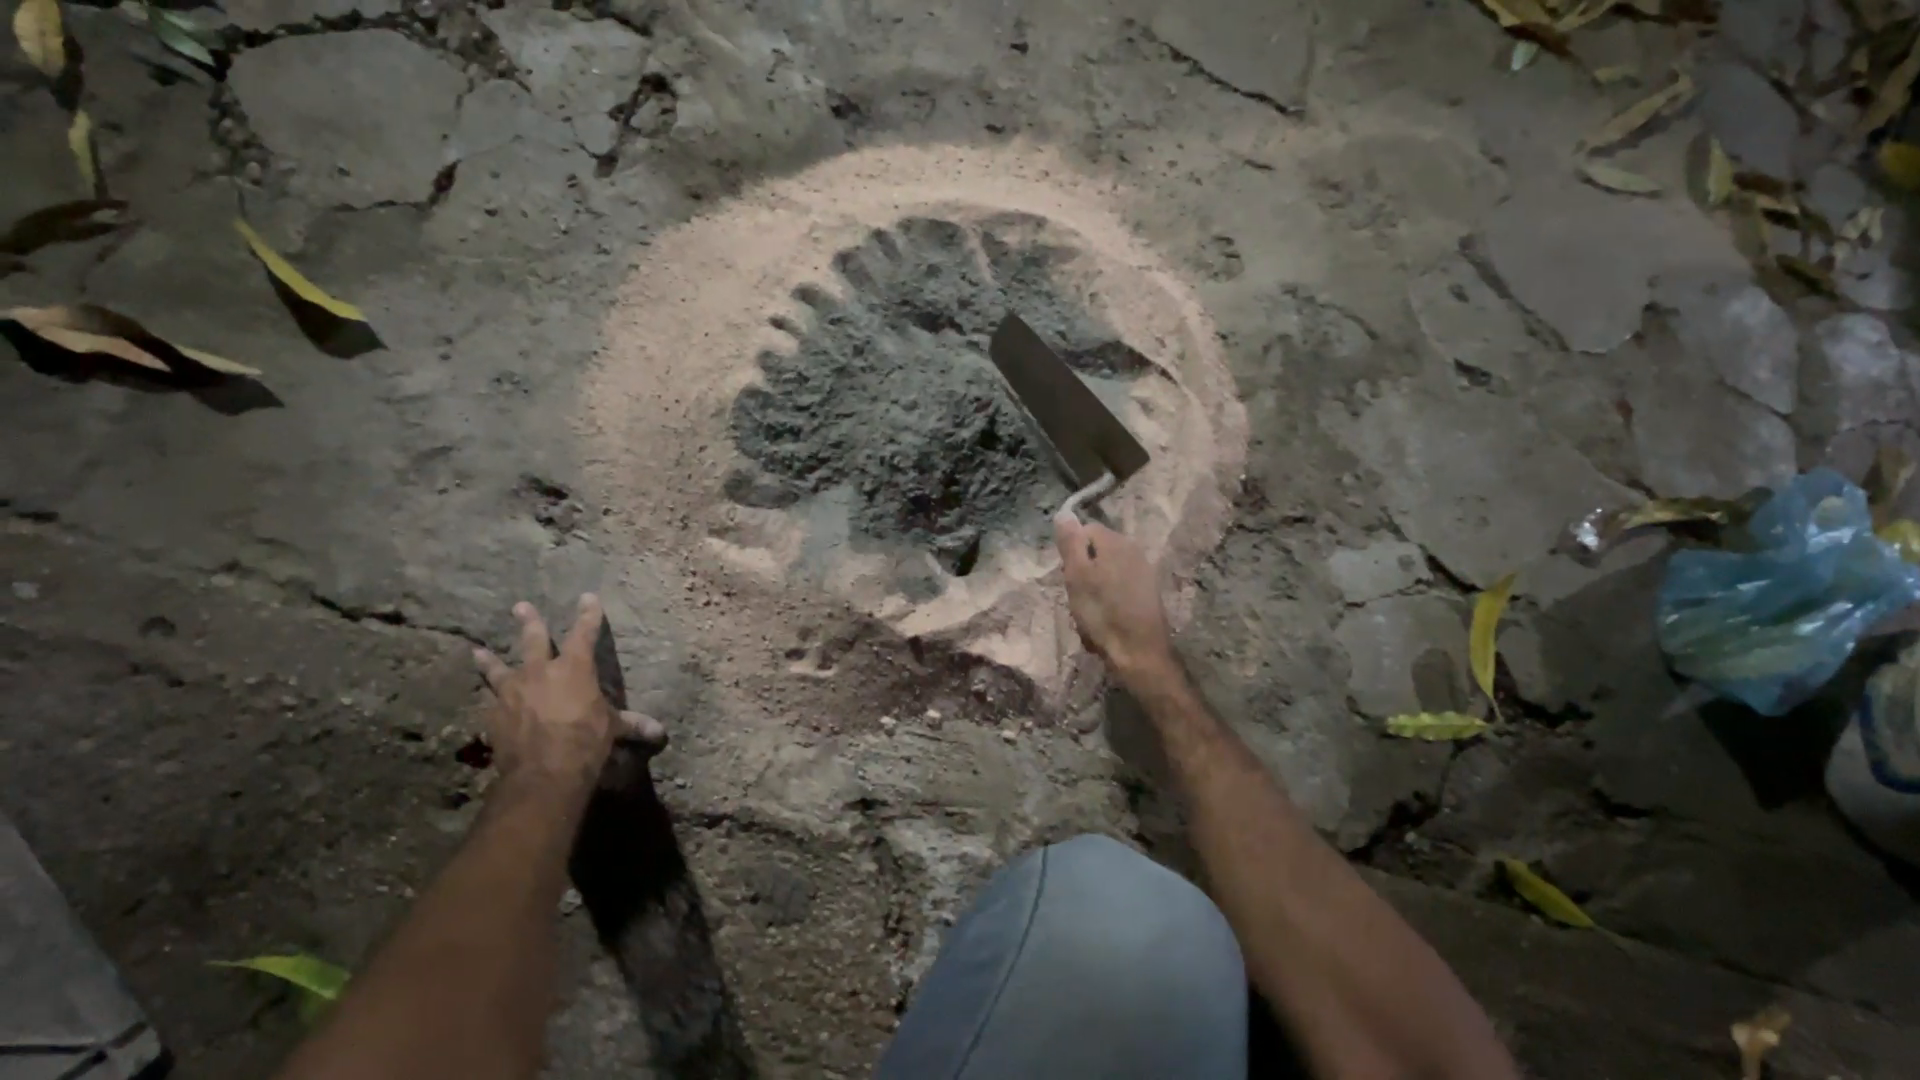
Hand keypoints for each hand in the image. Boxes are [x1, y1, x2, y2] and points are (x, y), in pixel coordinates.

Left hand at [473, 595, 666, 791]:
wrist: (543, 772)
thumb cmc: (586, 742)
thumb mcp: (612, 730)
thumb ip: (631, 725)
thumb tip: (660, 732)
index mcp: (574, 669)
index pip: (584, 634)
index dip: (588, 615)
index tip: (588, 598)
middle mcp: (540, 672)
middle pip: (533, 639)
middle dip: (529, 622)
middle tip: (520, 607)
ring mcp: (512, 692)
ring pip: (498, 669)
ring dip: (489, 660)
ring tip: (477, 651)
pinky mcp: (493, 715)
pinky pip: (490, 702)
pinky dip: (490, 700)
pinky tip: (485, 702)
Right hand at [1054, 512, 1176, 683]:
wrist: (1139, 651)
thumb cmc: (1101, 613)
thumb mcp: (1076, 576)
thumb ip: (1070, 542)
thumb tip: (1064, 511)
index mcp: (1115, 542)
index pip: (1085, 529)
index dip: (1072, 551)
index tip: (1068, 575)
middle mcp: (1134, 549)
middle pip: (1098, 549)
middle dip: (1084, 568)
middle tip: (1078, 594)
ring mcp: (1144, 570)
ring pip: (1108, 568)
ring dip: (1096, 584)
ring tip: (1091, 608)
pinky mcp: (1149, 590)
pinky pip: (1120, 584)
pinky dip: (1111, 596)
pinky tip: (1107, 616)